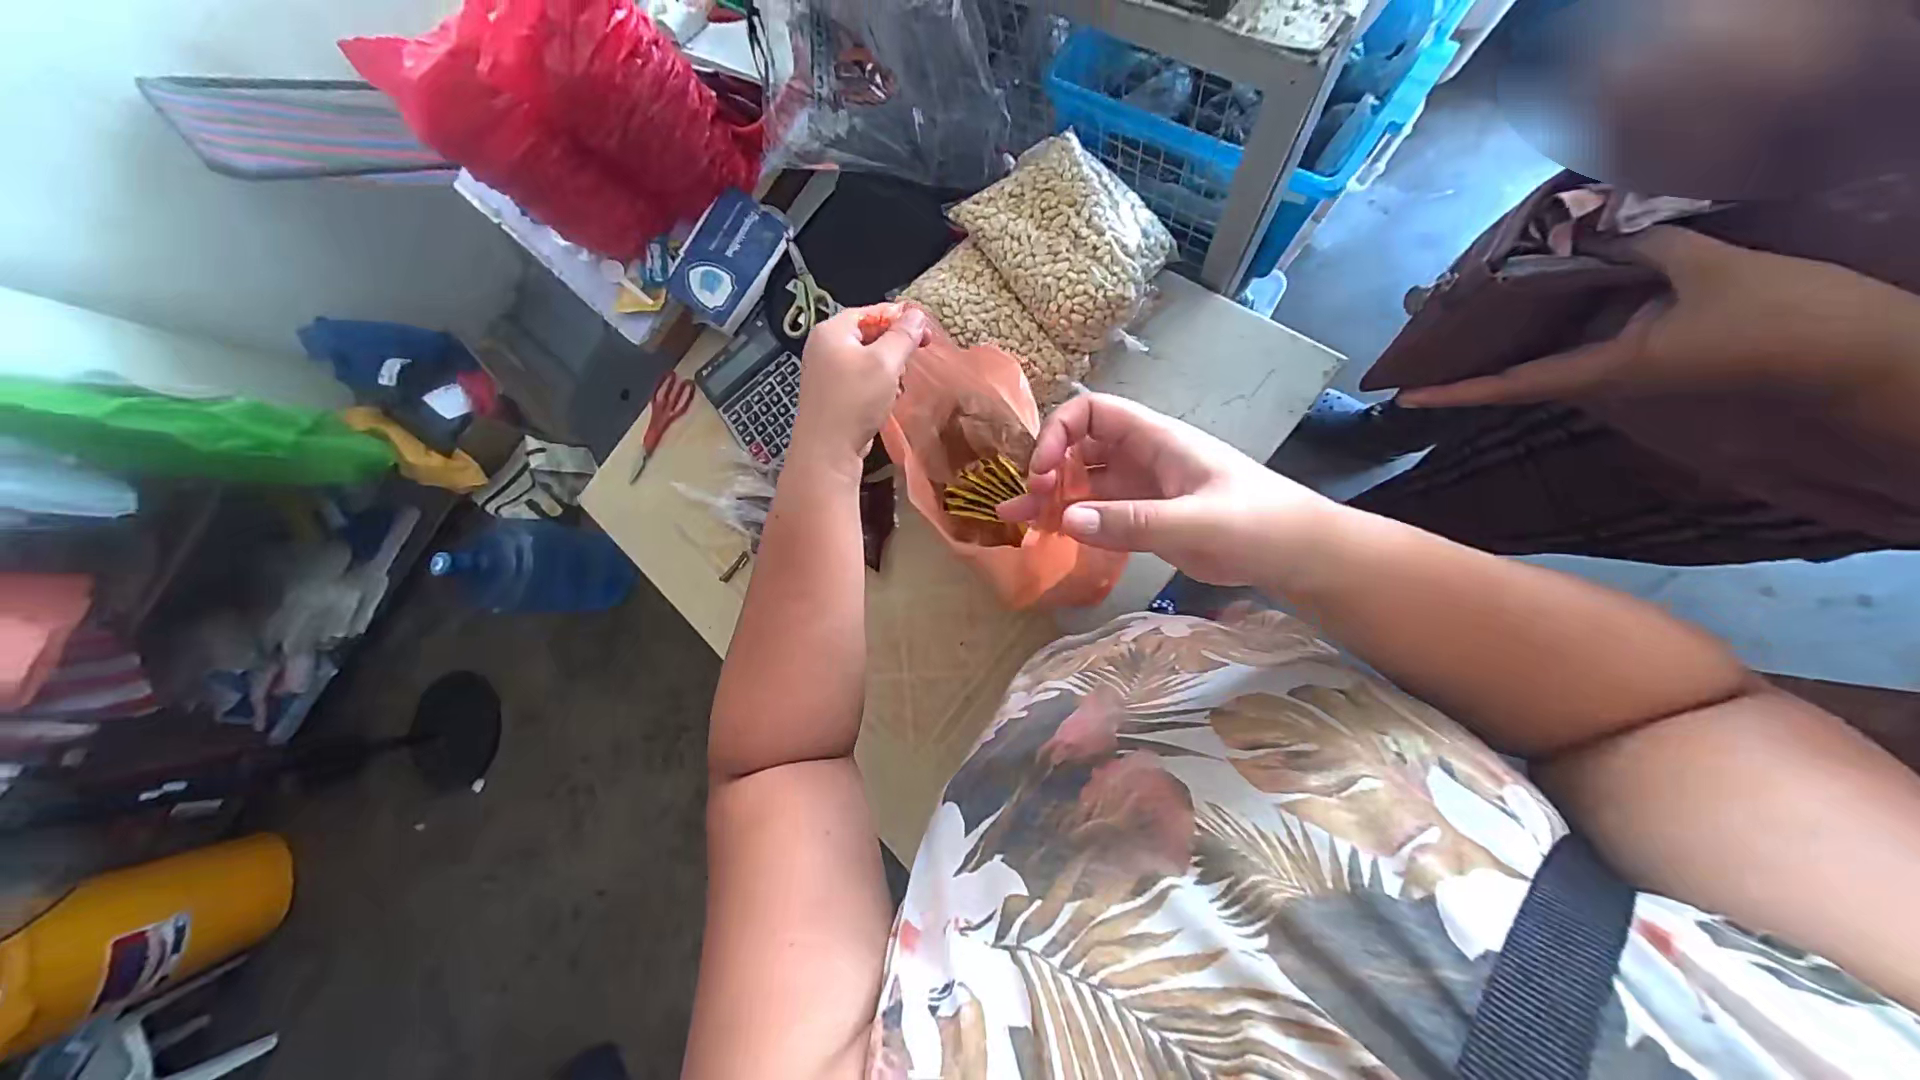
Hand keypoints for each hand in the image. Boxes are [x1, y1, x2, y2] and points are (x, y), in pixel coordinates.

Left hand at [788, 304, 930, 473]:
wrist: (827, 450)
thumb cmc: (855, 401)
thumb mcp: (886, 363)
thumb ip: (903, 335)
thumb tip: (917, 314)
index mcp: (832, 330)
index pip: (870, 311)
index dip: (900, 318)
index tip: (925, 333)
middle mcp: (823, 346)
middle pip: (868, 333)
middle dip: (895, 345)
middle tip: (914, 359)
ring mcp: (825, 371)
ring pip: (866, 358)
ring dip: (888, 367)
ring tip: (899, 383)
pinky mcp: (831, 393)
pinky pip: (859, 378)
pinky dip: (877, 383)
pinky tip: (888, 398)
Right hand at [997, 394, 1332, 586]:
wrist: (1296, 554)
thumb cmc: (1257, 523)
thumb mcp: (1196, 521)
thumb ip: (1133, 522)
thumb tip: (1065, 519)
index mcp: (1155, 439)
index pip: (1092, 412)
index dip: (1058, 432)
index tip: (1041, 469)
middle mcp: (1141, 457)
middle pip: (1079, 447)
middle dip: (1048, 467)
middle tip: (1030, 500)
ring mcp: (1141, 489)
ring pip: (1084, 483)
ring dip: (1050, 497)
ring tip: (1015, 519)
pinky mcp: (1144, 518)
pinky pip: (1098, 513)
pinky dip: (1071, 521)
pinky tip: (1048, 535)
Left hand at [1398, 227, 1919, 407]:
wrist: (1859, 360)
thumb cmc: (1784, 322)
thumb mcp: (1712, 273)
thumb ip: (1647, 248)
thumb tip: (1595, 227)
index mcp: (1598, 373)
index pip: (1503, 388)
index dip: (1450, 394)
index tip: (1403, 398)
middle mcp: (1596, 381)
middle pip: (1514, 373)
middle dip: (1468, 360)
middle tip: (1423, 341)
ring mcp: (1620, 375)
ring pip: (1547, 357)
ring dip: (1507, 339)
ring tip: (1463, 317)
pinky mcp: (1647, 361)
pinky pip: (1583, 344)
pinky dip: (1556, 324)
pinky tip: (1543, 299)